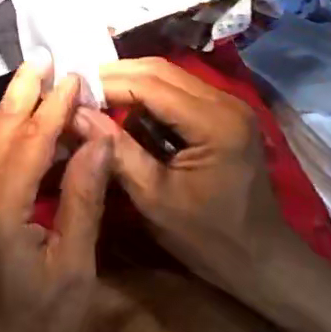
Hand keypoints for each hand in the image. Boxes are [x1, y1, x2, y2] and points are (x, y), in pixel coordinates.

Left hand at [0, 58, 112, 331]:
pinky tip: (25, 123)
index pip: (33, 139)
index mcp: (0, 205)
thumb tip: (100, 141)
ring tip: (37, 78)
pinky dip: (8, 133)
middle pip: (3, 127)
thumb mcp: (72, 269)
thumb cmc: (28, 327)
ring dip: (15, 107)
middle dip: (26, 91)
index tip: (77, 75)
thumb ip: (83, 200)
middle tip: (47, 57)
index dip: (56, 106)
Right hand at [74, 57, 304, 299]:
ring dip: (129, 83)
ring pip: (168, 76)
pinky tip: (122, 110)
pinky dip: (147, 95)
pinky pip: (178, 91)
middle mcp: (225, 102)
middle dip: (114, 77)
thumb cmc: (208, 238)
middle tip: (75, 92)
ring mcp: (228, 106)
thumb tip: (75, 113)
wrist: (262, 261)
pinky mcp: (224, 115)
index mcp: (214, 123)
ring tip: (92, 100)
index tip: (68, 94)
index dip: (106, 83)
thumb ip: (116, 151)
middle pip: (159, 70)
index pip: (149, 83)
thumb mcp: (154, 198)